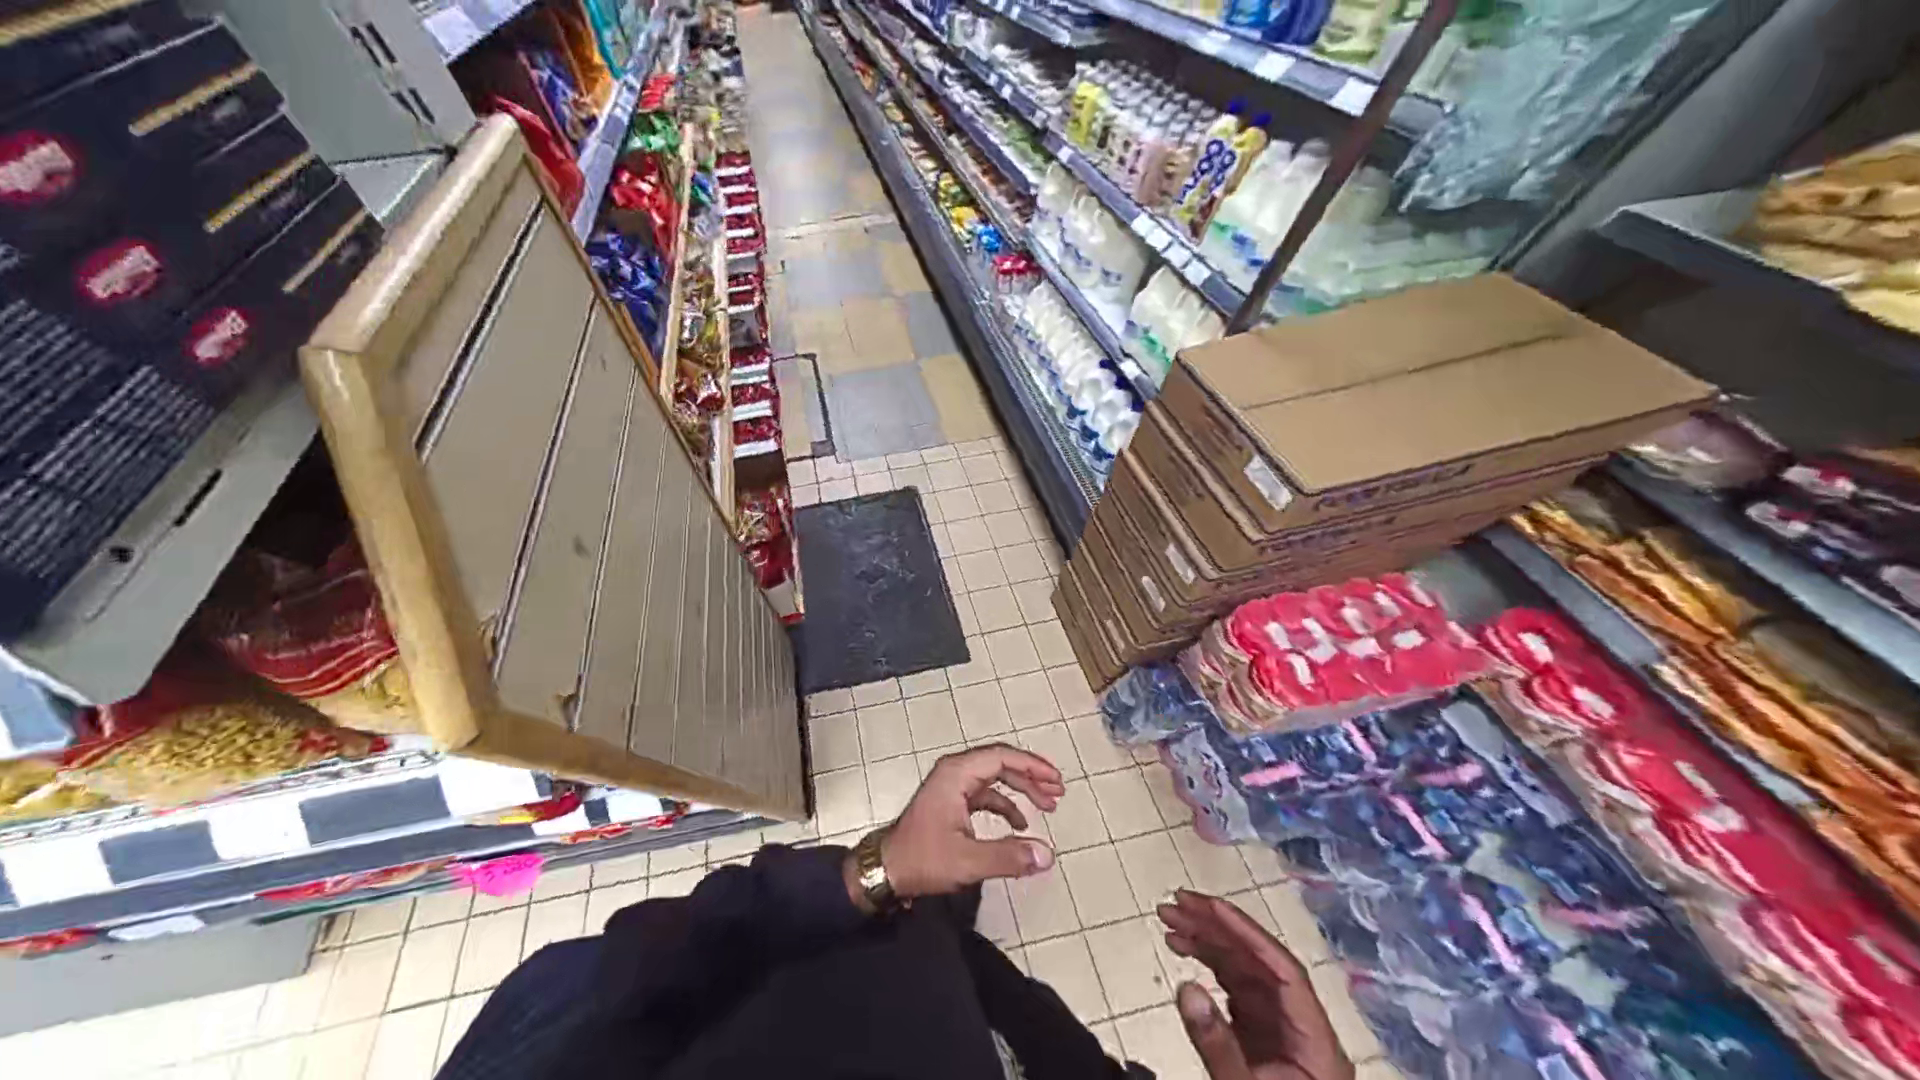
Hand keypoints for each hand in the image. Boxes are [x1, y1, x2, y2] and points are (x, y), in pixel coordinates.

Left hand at [881, 743, 1064, 898]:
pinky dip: (1005, 804)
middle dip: (1031, 776)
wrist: (886, 871)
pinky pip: (985, 794)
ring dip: (1021, 789)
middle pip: (1000, 763)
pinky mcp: (951, 801)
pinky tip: (1020, 824)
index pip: (1002, 757)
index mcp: (957, 774)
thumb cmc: (923, 859)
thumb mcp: (967, 861)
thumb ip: (1009, 856)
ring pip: (994, 778)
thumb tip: (1047, 855)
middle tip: (1058, 792)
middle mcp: (955, 772)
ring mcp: (952, 786)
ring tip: (1048, 805)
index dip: (1032, 766)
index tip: (1055, 780)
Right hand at [1156, 889, 1352, 1079]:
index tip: (1206, 905)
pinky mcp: (1262, 1039)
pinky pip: (1235, 990)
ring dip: (1208, 943)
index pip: (1283, 970)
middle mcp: (1301, 1026)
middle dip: (1218, 929)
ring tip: (1168, 921)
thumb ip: (1217, 1046)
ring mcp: (1281, 1032)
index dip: (1245, 932)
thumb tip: (1185, 985)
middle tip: (1174, 904)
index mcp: (1315, 1040)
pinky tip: (1183, 953)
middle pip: (1261, 963)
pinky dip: (1208, 967)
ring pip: (1245, 972)